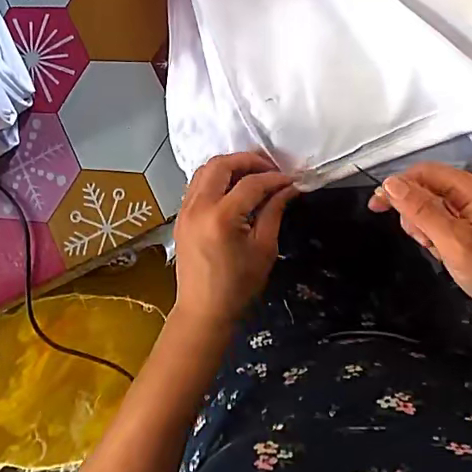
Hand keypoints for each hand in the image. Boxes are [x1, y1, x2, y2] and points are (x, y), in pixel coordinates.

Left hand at [173, 152, 297, 327]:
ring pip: (204, 170)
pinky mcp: (180, 216)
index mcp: (221, 217)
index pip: (251, 183)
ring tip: (253, 176)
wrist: (204, 309)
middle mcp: (198, 207)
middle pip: (221, 165)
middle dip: (248, 161)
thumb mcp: (264, 249)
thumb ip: (273, 212)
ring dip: (229, 167)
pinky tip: (233, 189)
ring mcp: (185, 210)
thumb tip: (287, 189)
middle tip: (270, 170)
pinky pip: (196, 185)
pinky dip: (215, 179)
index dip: (274, 178)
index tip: (290, 180)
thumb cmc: (238, 286)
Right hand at [368, 162, 471, 325]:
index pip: (424, 172)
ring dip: (426, 226)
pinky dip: (440, 235)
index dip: (396, 186)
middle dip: (414, 211)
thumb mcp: (453, 242)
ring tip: (436, 250)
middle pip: (430, 188)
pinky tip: (446, 254)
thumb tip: (390, 183)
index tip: (375, 209)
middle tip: (420, 241)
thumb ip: (421, 210)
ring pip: (437, 206)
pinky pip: (451, 221)